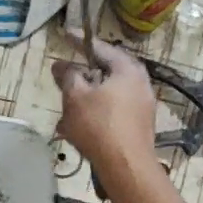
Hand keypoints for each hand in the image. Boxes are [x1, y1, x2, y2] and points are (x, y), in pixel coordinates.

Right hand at [52, 40, 156, 184]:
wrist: (127, 167)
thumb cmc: (99, 125)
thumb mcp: (75, 96)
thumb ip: (67, 76)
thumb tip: (60, 64)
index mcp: (127, 69)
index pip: (100, 47)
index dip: (79, 41)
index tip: (64, 35)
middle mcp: (140, 83)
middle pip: (105, 72)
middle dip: (81, 77)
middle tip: (64, 76)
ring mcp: (142, 106)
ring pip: (107, 95)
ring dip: (85, 100)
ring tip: (65, 111)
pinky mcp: (139, 126)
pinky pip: (112, 112)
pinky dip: (94, 115)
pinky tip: (77, 129)